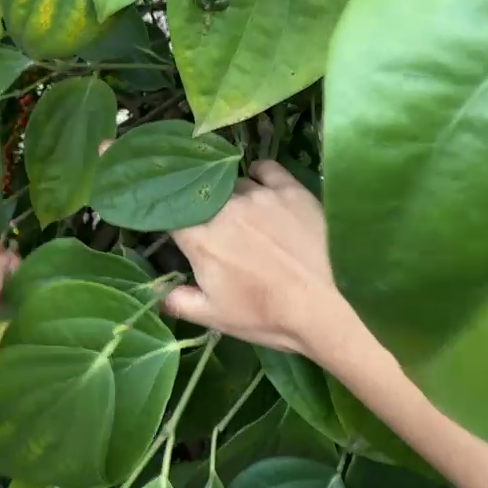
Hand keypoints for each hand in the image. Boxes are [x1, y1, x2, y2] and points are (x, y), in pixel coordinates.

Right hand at [164, 161, 357, 360]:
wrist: (333, 311)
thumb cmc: (270, 316)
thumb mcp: (216, 318)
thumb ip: (177, 301)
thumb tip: (154, 291)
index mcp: (200, 237)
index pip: (170, 216)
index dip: (171, 223)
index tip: (176, 233)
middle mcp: (224, 207)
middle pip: (202, 197)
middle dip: (203, 210)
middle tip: (216, 231)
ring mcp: (258, 194)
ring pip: (234, 184)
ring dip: (233, 198)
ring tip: (246, 216)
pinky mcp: (290, 190)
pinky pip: (266, 169)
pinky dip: (260, 175)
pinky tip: (264, 186)